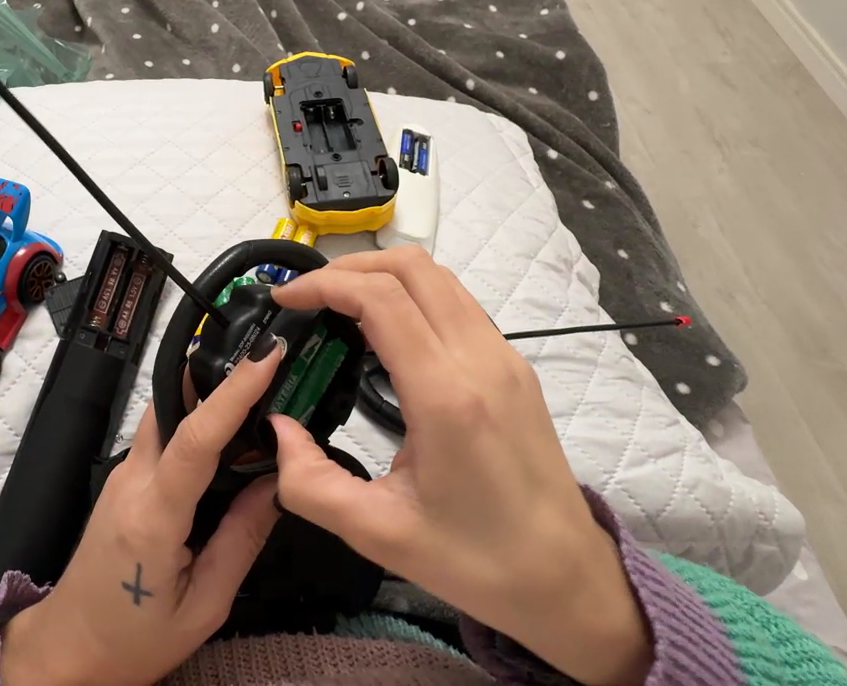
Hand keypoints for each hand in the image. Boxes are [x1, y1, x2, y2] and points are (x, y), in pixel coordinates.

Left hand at [0, 338, 285, 685]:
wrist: (71, 649)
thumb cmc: (136, 639)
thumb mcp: (206, 605)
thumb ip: (243, 537)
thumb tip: (279, 482)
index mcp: (153, 515)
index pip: (195, 437)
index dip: (232, 392)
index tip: (266, 356)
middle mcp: (132, 481)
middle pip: (171, 408)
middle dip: (215, 373)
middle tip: (267, 357)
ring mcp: (122, 476)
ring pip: (164, 416)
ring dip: (203, 394)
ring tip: (258, 390)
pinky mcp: (123, 481)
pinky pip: (160, 438)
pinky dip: (193, 423)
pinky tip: (226, 436)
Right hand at [269, 247, 651, 685]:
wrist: (569, 579)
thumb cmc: (476, 562)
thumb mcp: (378, 535)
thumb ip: (310, 483)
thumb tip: (276, 428)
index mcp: (446, 396)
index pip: (380, 298)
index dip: (324, 284)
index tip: (286, 297)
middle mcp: (480, 360)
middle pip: (410, 267)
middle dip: (348, 268)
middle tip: (308, 296)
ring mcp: (503, 356)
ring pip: (437, 275)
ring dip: (381, 274)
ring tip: (338, 304)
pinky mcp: (513, 364)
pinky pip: (456, 300)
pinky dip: (411, 292)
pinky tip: (384, 328)